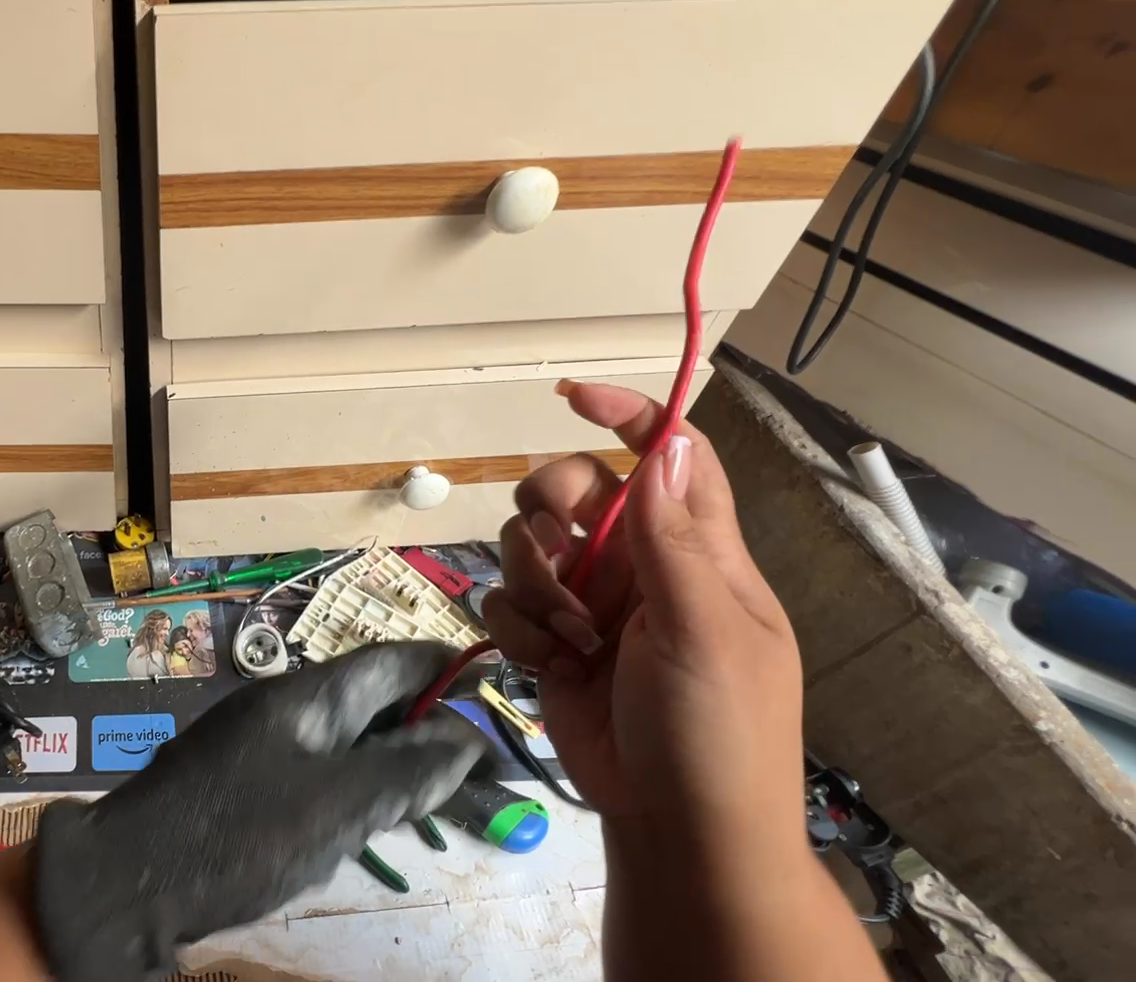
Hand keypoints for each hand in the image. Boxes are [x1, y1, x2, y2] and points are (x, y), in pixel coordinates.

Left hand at [29, 642, 486, 981]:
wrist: (129, 878)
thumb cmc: (235, 836)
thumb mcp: (331, 808)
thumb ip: (399, 773)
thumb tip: (464, 741)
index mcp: (303, 698)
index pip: (384, 663)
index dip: (437, 664)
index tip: (484, 675)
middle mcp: (282, 710)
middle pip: (367, 699)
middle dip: (422, 717)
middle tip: (474, 750)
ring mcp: (260, 745)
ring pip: (343, 737)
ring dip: (391, 752)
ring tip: (438, 781)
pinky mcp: (246, 784)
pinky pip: (318, 769)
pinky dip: (356, 782)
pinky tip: (371, 810)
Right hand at [481, 381, 805, 845]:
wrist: (672, 823)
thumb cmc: (716, 729)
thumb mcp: (705, 633)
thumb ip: (676, 540)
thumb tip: (665, 447)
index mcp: (695, 551)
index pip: (670, 455)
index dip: (629, 415)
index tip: (572, 397)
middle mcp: (637, 565)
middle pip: (574, 490)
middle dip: (548, 508)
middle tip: (556, 545)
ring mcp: (588, 602)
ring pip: (526, 545)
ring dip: (532, 584)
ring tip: (567, 638)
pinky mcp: (548, 639)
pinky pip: (505, 603)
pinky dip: (516, 628)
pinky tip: (549, 664)